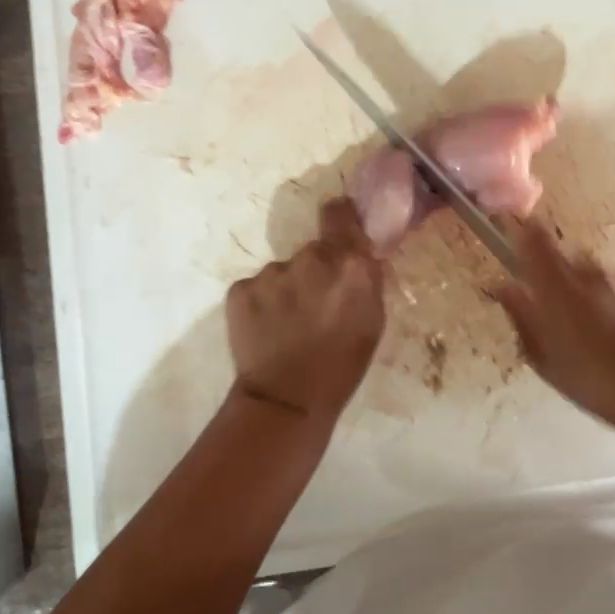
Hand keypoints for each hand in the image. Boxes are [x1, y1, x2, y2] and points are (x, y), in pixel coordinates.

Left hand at [226, 199, 385, 417]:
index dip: (340, 218)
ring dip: (288, 290)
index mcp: (350, 264)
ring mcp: (271, 272)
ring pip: (283, 272)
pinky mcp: (240, 290)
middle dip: (317, 270)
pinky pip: (256, 289)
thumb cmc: (343, 365)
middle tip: (317, 304)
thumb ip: (365, 280)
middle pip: (314, 251)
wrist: (288, 400)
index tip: (339, 229)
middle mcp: (311, 258)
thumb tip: (359, 258)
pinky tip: (267, 331)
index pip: (340, 213)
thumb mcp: (373, 320)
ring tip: (289, 326)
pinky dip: (262, 305)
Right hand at [491, 220, 614, 431]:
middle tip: (545, 308)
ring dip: (576, 288)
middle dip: (548, 273)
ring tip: (579, 327)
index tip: (508, 234)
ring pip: (585, 272)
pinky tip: (605, 332)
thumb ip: (522, 318)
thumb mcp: (545, 360)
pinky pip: (607, 285)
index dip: (519, 230)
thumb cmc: (594, 380)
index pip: (533, 238)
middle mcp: (587, 272)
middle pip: (560, 256)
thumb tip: (506, 288)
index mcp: (557, 286)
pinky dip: (599, 298)